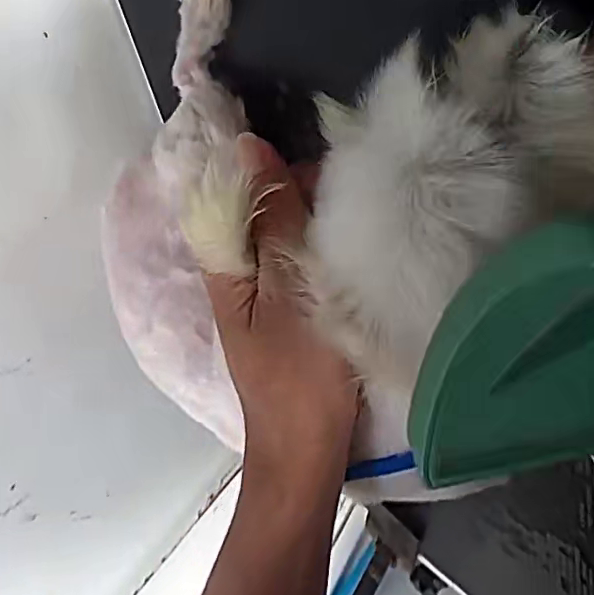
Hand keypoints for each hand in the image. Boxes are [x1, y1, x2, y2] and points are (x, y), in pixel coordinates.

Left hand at [202, 134, 358, 486]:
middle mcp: (242, 263)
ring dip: (323, 209)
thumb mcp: (288, 287)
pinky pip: (307, 248)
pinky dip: (329, 234)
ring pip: (291, 223)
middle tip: (357, 192)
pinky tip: (360, 233)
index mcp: (226, 259)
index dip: (275, 163)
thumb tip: (251, 148)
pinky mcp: (296, 296)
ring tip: (367, 205)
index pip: (236, 185)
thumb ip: (274, 218)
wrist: (310, 447)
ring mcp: (270, 282)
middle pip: (266, 201)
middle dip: (306, 186)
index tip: (325, 164)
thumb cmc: (299, 370)